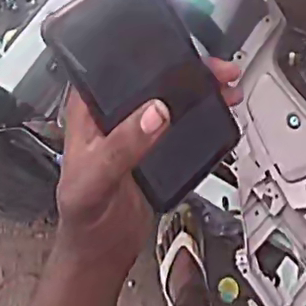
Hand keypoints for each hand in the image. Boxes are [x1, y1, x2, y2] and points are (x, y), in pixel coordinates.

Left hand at [53, 59, 242, 270]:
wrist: (101, 252)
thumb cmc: (81, 216)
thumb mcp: (95, 180)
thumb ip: (121, 147)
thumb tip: (154, 114)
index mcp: (89, 110)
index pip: (116, 67)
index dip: (147, 54)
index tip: (179, 52)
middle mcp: (113, 112)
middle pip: (152, 76)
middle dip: (185, 68)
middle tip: (215, 69)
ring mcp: (136, 128)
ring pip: (171, 95)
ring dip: (198, 88)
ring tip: (224, 85)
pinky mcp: (157, 145)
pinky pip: (183, 120)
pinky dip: (203, 112)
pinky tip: (217, 109)